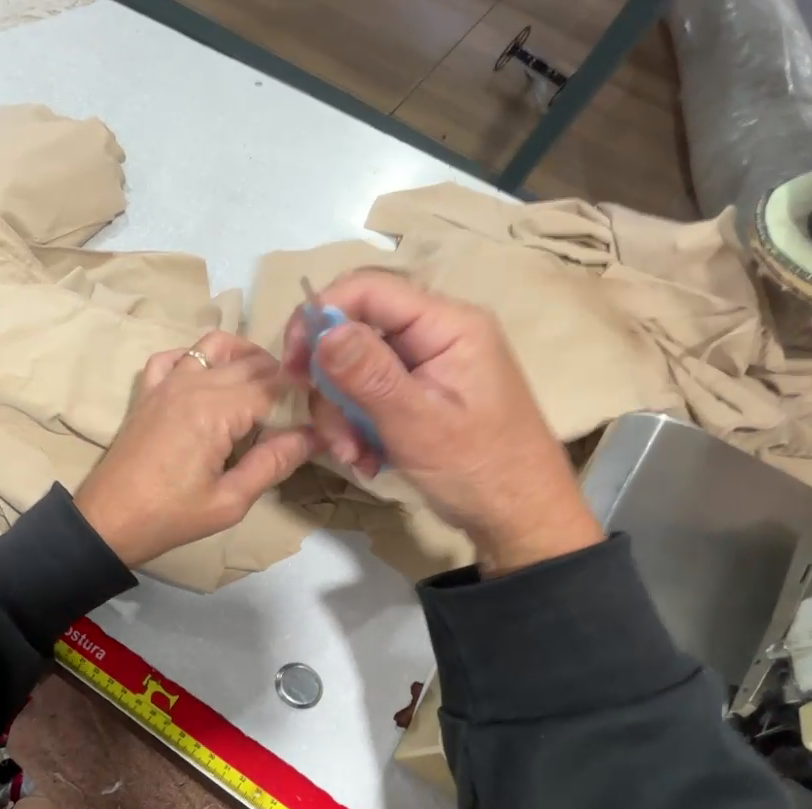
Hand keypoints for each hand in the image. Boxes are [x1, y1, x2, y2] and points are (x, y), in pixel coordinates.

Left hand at [76, 331, 322, 568]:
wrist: (106, 522)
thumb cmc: (168, 517)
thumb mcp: (229, 501)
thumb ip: (273, 463)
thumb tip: (314, 435)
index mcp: (216, 409)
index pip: (277, 385)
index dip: (305, 397)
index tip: (322, 415)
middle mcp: (192, 384)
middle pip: (252, 362)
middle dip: (283, 378)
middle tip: (300, 407)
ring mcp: (165, 384)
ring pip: (214, 345)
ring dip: (244, 357)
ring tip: (262, 389)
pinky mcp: (146, 393)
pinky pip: (173, 356)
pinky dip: (196, 357)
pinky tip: (209, 380)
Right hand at [283, 270, 602, 574]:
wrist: (518, 515)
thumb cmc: (478, 468)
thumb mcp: (416, 423)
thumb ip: (368, 373)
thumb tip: (322, 329)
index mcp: (447, 325)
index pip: (367, 290)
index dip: (320, 317)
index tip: (292, 367)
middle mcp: (434, 333)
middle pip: (352, 333)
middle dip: (331, 386)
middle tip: (333, 434)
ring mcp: (424, 363)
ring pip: (352, 370)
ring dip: (341, 416)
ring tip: (356, 456)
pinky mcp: (416, 391)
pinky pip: (366, 394)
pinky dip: (355, 427)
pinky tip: (367, 458)